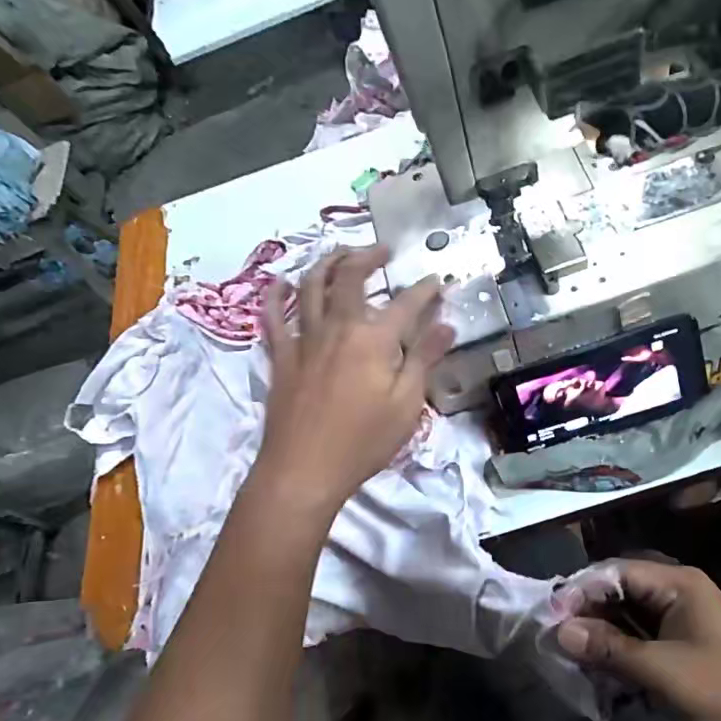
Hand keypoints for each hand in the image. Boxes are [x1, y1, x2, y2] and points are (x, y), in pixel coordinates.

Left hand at [255, 245, 453, 510]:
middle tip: (384, 250)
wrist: (303, 470)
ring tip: (340, 253)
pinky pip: (274, 317)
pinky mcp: (281, 357)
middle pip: (350, 278)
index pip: (406, 304)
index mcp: (373, 340)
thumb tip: (446, 325)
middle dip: (369, 257)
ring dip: (327, 263)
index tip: (438, 281)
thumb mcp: (407, 404)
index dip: (425, 290)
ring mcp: (304, 340)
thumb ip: (425, 359)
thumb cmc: (363, 441)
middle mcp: (337, 328)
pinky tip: (280, 282)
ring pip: (310, 287)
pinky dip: (276, 295)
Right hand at [557, 559, 720, 720]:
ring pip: (631, 616)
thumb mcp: (664, 672)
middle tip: (556, 640)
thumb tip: (559, 630)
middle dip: (589, 613)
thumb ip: (610, 648)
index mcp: (679, 583)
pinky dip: (622, 652)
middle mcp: (680, 591)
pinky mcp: (687, 645)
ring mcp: (685, 619)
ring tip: (572, 658)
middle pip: (622, 590)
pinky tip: (602, 672)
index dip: (581, 590)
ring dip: (603, 635)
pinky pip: (644, 638)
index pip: (617, 571)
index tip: (549, 618)